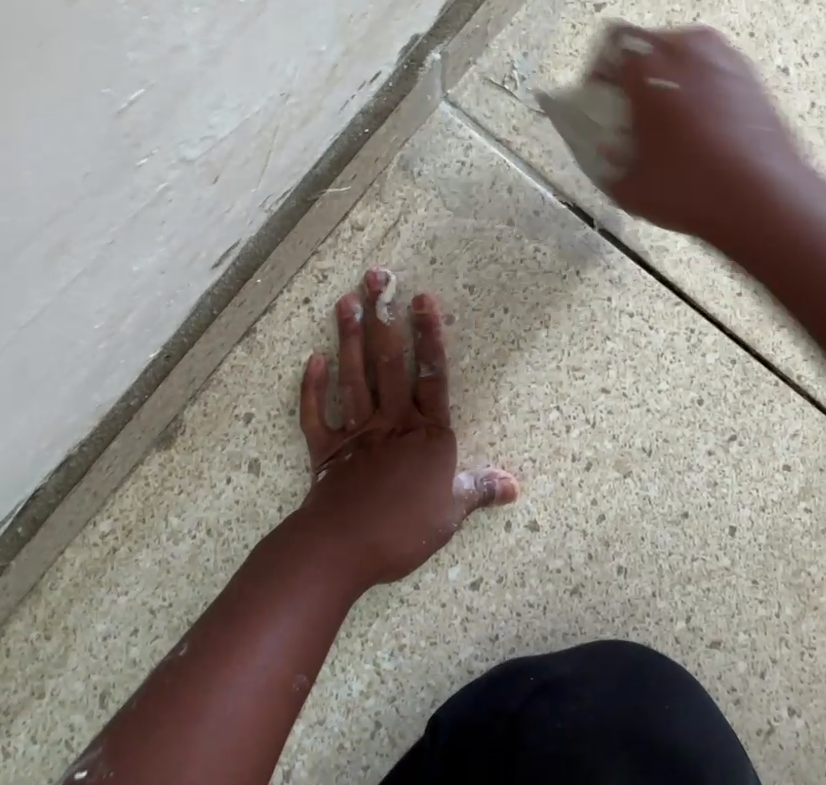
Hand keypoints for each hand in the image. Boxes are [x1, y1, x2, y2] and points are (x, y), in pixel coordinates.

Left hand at [292, 267, 516, 589]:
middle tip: (377, 278)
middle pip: (388, 362)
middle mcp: (391, 422)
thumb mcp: (451, 512)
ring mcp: (356, 432)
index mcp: (426, 433)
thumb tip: (515, 485)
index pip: (431, 374)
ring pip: (353, 376)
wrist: (344, 546)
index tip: (422, 297)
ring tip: (347, 300)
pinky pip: (315, 412)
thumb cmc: (405, 529)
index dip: (428, 335)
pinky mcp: (325, 449)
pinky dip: (311, 386)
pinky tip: (312, 358)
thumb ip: (479, 490)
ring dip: (348, 337)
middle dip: (384, 318)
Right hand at [589, 21, 811, 243]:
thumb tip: (607, 149)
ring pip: (684, 52)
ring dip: (669, 75)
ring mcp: (725, 60)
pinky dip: (700, 86)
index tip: (600, 98)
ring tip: (666, 115)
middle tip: (630, 107)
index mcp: (647, 67)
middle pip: (648, 42)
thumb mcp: (628, 184)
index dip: (600, 70)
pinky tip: (700, 125)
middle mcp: (687, 50)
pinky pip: (713, 69)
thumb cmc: (691, 189)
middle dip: (634, 70)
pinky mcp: (752, 78)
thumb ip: (607, 159)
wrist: (764, 199)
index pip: (611, 43)